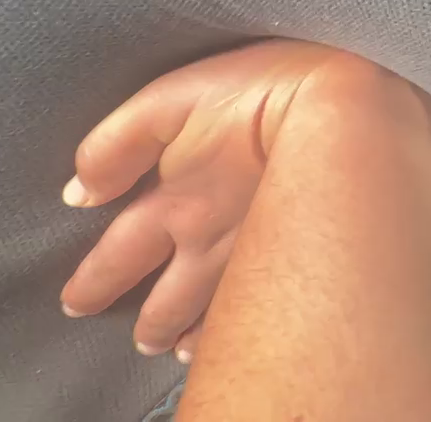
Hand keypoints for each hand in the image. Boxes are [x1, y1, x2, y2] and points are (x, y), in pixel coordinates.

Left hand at [58, 41, 391, 361]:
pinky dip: (247, 321)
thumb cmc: (267, 87)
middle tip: (142, 336)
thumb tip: (81, 193)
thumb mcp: (177, 96)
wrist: (350, 99)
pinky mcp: (305, 241)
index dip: (96, 281)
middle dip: (150, 321)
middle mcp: (211, 238)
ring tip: (183, 343)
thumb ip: (118, 143)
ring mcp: (261, 245)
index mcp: (174, 204)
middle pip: (167, 298)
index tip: (82, 300)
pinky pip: (268, 299)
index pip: (118, 258)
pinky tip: (246, 330)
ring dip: (195, 328)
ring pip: (218, 308)